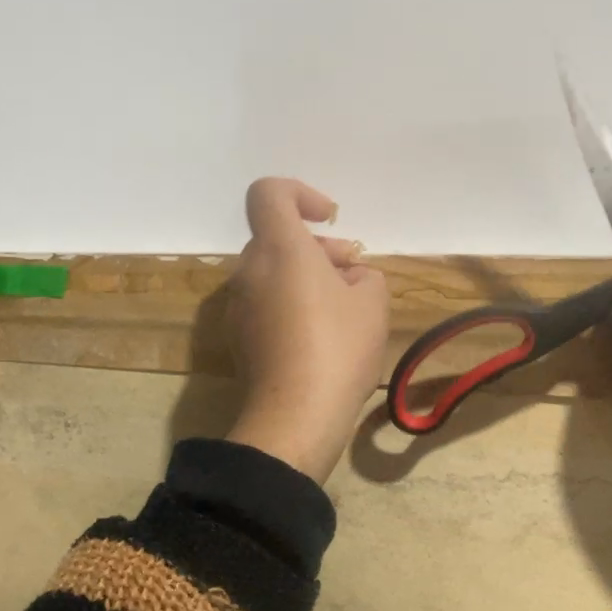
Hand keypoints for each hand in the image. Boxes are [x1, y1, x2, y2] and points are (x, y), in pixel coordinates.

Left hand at [224, 178, 389, 483]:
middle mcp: (249, 272)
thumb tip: (347, 278)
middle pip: (275, 239)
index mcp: (279, 249)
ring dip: (305, 279)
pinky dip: (290, 308)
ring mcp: (238, 309)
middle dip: (316, 248)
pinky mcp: (239, 341)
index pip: (268, 193)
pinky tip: (321, 338)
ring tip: (344, 310)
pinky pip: (265, 307)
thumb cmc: (338, 348)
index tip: (329, 219)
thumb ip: (363, 276)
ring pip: (271, 275)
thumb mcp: (373, 303)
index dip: (300, 194)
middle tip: (352, 272)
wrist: (295, 417)